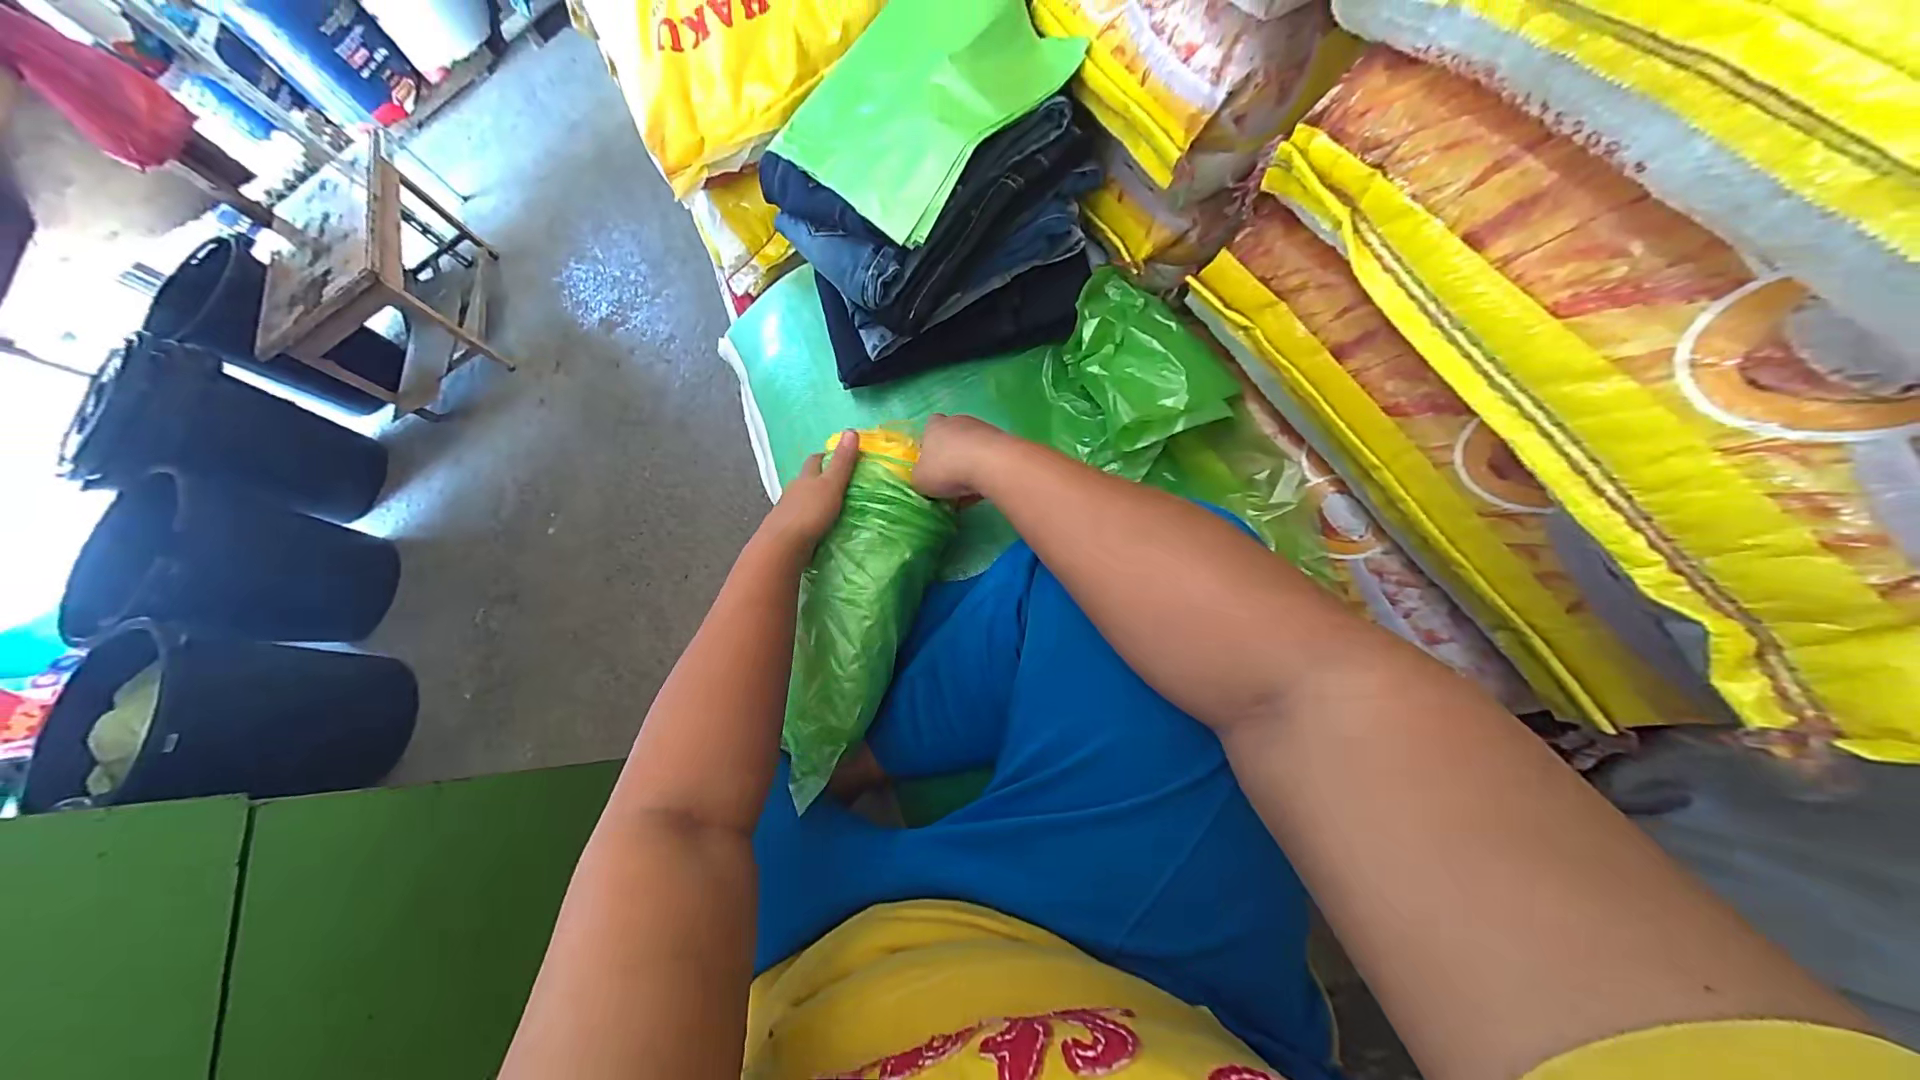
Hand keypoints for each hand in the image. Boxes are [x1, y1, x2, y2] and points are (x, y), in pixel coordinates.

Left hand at [762, 429, 859, 547]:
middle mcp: (794, 490)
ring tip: (832, 505)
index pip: (816, 460)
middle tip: (838, 482)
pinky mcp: (788, 529)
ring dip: (815, 499)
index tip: (839, 457)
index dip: (827, 456)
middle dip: (819, 477)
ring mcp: (788, 510)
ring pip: (803, 499)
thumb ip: (842, 462)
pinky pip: (802, 519)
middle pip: (807, 479)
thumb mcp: (831, 485)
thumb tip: (851, 431)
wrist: (783, 546)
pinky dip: (811, 518)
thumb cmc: (810, 512)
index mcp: (806, 477)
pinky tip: (820, 525)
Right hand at [912, 414, 1010, 501]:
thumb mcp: (920, 480)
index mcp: (935, 426)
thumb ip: (920, 477)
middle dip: (952, 456)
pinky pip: (990, 457)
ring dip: (971, 464)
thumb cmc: (947, 469)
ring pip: (973, 448)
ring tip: (969, 488)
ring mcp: (983, 428)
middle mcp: (958, 421)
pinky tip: (984, 488)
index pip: (930, 427)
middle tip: (950, 478)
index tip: (932, 463)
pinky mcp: (1003, 440)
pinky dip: (987, 471)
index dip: (930, 444)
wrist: (991, 464)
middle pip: (953, 437)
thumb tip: (925, 478)